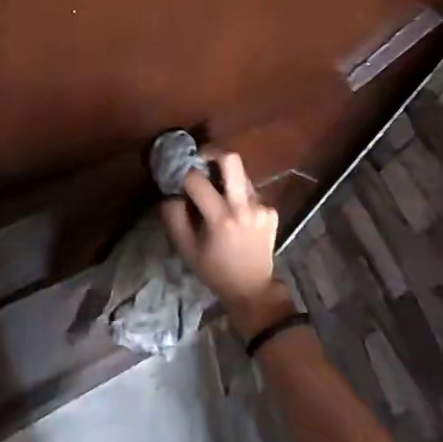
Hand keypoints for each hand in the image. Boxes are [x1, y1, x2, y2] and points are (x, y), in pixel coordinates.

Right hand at [160, 148, 292, 335]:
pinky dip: (238, 194)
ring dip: (225, 176)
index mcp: (221, 218)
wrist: (252, 289)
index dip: (183, 174)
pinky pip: (251, 191)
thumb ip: (174, 217)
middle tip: (200, 159)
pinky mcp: (271, 210)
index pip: (197, 180)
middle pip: (232, 159)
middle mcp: (245, 207)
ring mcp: (262, 206)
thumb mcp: (186, 248)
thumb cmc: (214, 270)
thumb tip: (171, 192)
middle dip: (212, 152)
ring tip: (216, 191)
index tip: (178, 176)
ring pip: (242, 174)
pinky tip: (234, 211)